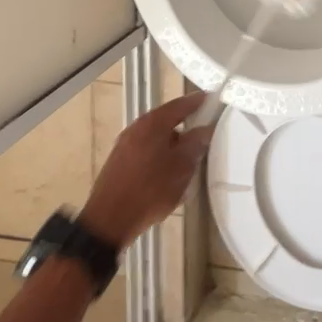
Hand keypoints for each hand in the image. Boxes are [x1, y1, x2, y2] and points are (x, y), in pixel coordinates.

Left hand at [78, 92, 213, 246]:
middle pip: (166, 119)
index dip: (198, 101)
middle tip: (203, 132)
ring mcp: (124, 145)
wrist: (108, 221)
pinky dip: (159, 154)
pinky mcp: (118, 162)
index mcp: (153, 123)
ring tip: (187, 157)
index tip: (213, 100)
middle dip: (185, 124)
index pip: (181, 104)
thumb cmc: (150, 190)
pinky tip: (167, 171)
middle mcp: (136, 128)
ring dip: (172, 142)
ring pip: (155, 136)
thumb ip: (195, 143)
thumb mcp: (182, 168)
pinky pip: (145, 150)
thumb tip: (204, 129)